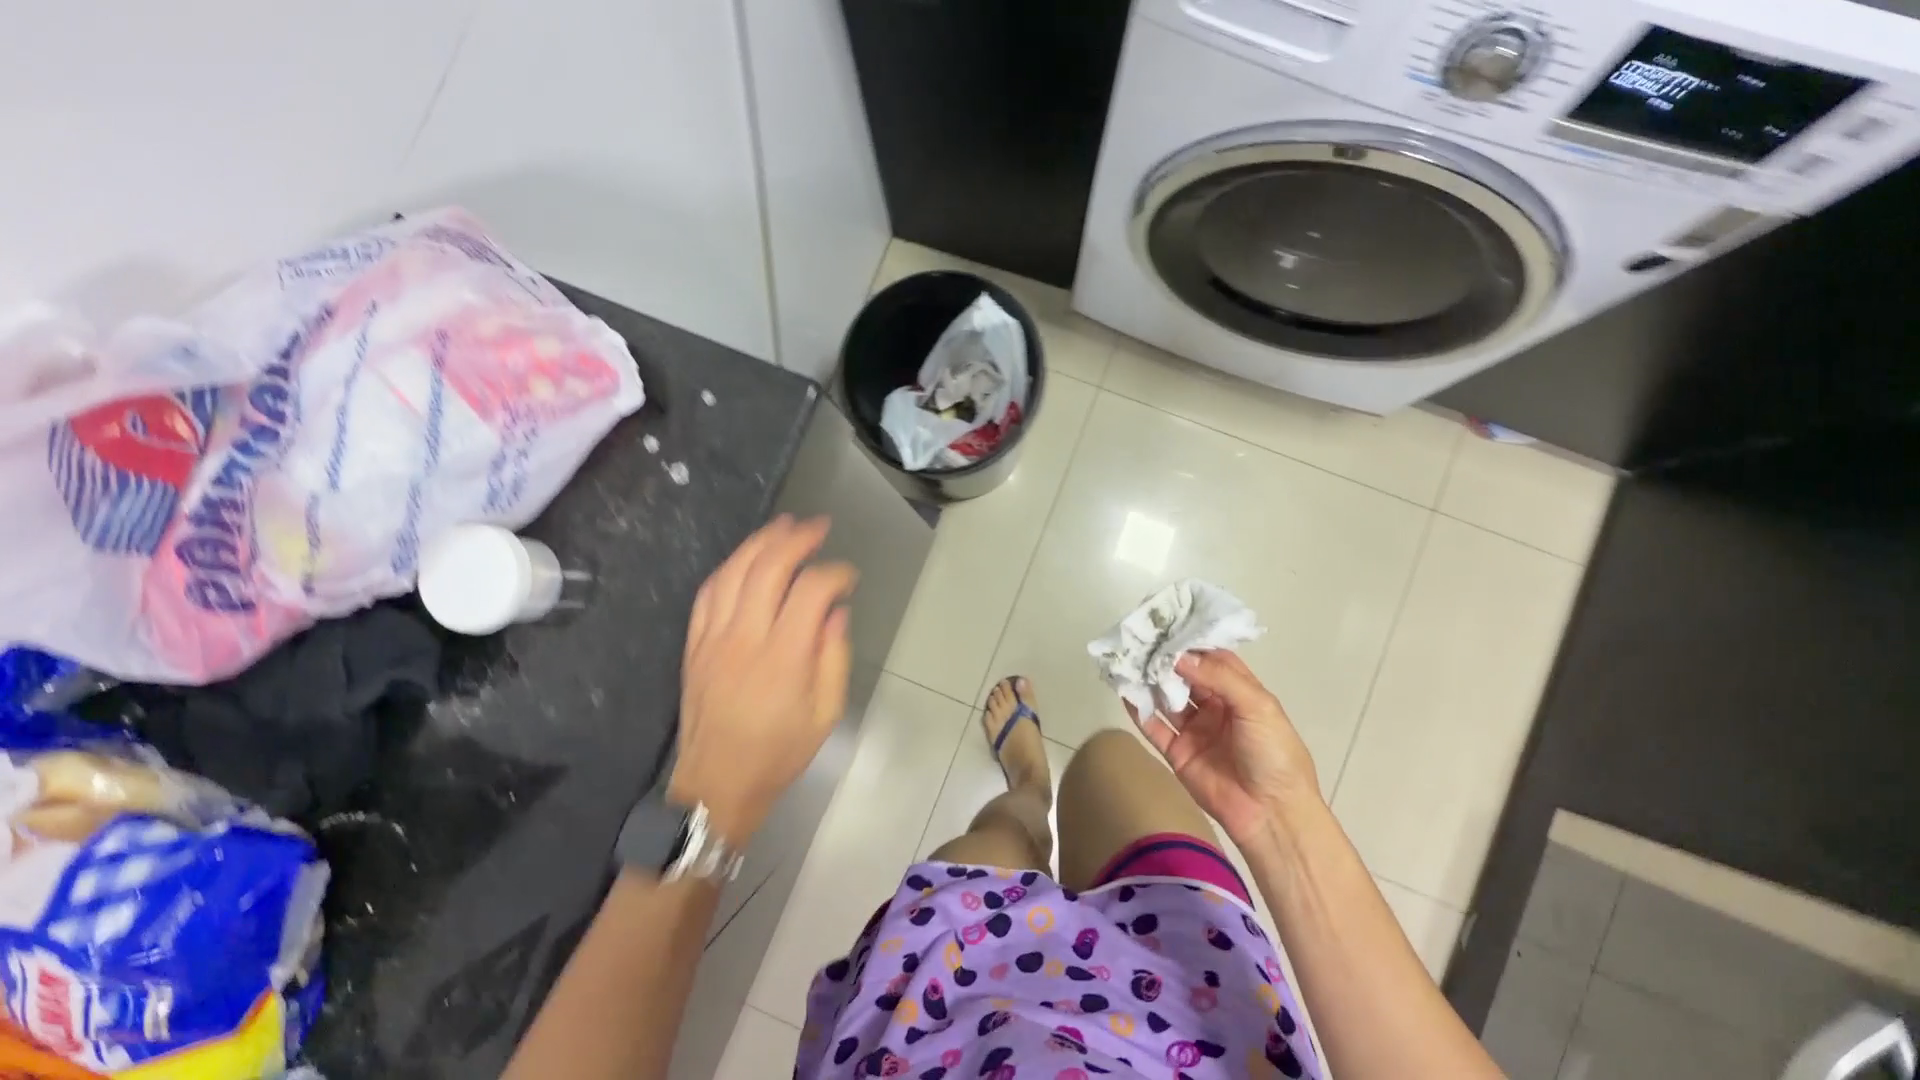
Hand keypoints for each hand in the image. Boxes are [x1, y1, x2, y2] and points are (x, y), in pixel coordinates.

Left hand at [670, 516, 855, 843]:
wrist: (718, 783)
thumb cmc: (779, 752)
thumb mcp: (825, 714)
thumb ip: (833, 657)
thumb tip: (835, 611)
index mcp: (784, 658)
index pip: (811, 591)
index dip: (835, 574)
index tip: (849, 577)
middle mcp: (745, 638)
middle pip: (769, 568)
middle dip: (797, 539)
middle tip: (819, 527)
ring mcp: (713, 638)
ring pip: (734, 572)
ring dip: (760, 542)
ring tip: (784, 525)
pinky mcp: (694, 644)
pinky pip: (707, 593)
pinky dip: (728, 567)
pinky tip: (745, 558)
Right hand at [1133, 650, 1320, 844]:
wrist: (1270, 812)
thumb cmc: (1274, 754)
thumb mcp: (1258, 706)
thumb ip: (1219, 678)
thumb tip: (1178, 657)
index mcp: (1241, 693)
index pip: (1213, 659)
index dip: (1192, 643)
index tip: (1167, 625)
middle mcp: (1216, 707)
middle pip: (1186, 677)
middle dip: (1165, 660)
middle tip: (1140, 640)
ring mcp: (1195, 730)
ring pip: (1167, 699)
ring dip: (1149, 681)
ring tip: (1127, 660)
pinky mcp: (1178, 753)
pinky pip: (1154, 728)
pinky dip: (1139, 710)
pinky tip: (1125, 692)